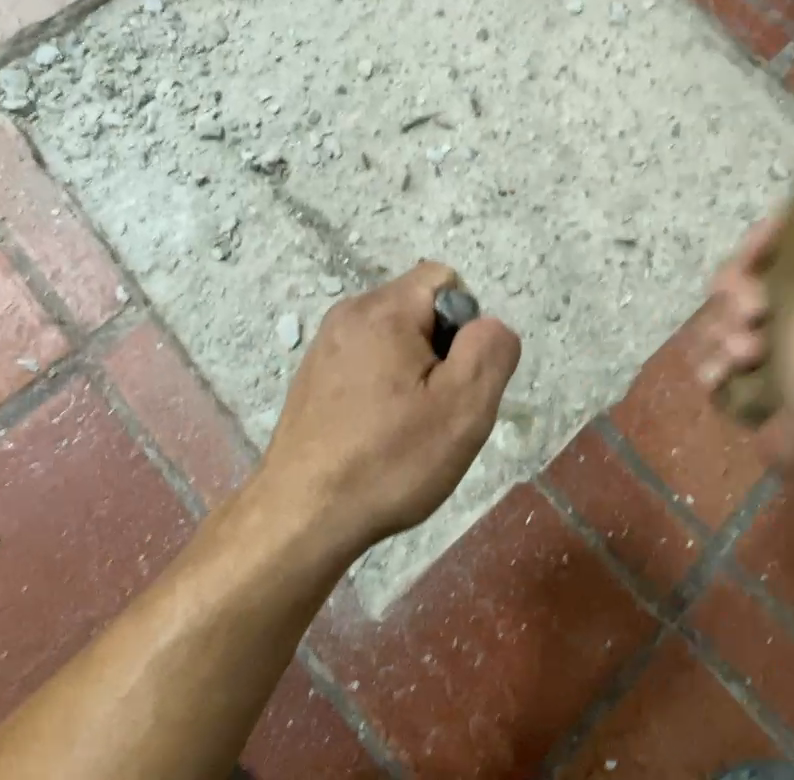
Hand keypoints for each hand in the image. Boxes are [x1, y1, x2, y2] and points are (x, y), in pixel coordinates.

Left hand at [253, 261, 522, 554]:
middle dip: (440, 353)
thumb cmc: (389, 459)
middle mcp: (347, 315)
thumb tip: (490, 325)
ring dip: (413, 376)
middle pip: (418, 310)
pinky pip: (365, 365)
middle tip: (436, 411)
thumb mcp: (463, 407)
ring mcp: (324, 347)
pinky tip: (376, 437)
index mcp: (383, 310)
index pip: (445, 281)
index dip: (466, 325)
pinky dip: (381, 391)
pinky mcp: (312, 377)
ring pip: (393, 342)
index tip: (456, 378)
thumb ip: (490, 351)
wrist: (303, 512)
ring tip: (406, 429)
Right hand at [697, 171, 793, 463]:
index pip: (791, 237)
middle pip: (747, 276)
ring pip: (726, 317)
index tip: (749, 261)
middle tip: (744, 324)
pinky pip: (719, 354)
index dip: (760, 243)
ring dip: (719, 336)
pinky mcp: (763, 376)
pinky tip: (722, 381)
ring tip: (736, 362)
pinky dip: (714, 365)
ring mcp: (788, 344)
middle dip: (732, 299)